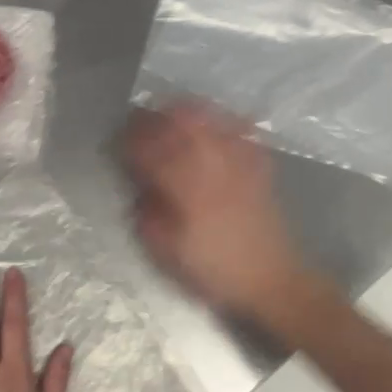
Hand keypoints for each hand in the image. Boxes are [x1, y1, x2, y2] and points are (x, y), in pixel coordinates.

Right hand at [123, 101, 318, 319]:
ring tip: (170, 114)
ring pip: (208, 118)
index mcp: (185, 186)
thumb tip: (139, 190)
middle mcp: (211, 164)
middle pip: (178, 122)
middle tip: (139, 122)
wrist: (272, 280)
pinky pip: (239, 129)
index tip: (118, 142)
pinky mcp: (257, 164)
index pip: (150, 150)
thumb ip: (147, 216)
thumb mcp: (168, 251)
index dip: (130, 142)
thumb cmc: (216, 269)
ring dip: (184, 111)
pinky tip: (212, 124)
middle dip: (154, 118)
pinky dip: (222, 120)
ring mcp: (238, 160)